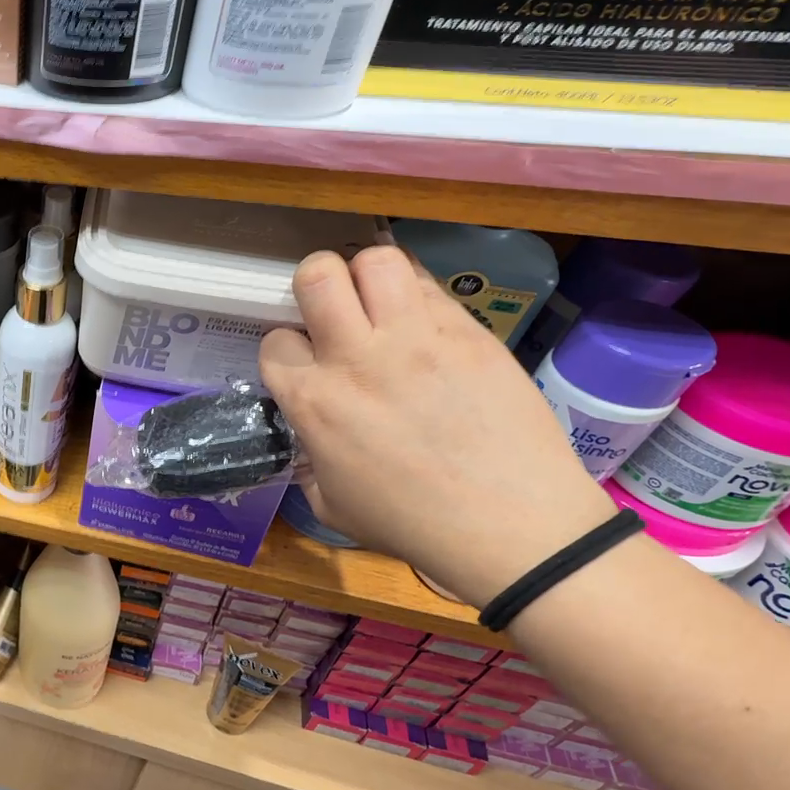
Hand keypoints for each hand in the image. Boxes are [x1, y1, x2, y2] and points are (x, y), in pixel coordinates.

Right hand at [258, 247, 614, 605]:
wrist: (514, 528)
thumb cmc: (411, 524)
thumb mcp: (330, 502)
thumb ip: (307, 457)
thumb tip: (310, 436)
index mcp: (313, 401)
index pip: (275, 340)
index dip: (286, 350)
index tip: (305, 364)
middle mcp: (356, 358)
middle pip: (318, 275)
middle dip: (315, 284)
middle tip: (332, 309)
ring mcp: (417, 339)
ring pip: (376, 261)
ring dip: (366, 275)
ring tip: (377, 301)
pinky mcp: (470, 334)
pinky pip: (429, 285)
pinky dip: (414, 292)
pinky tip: (420, 320)